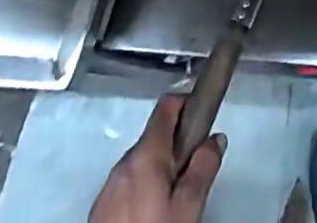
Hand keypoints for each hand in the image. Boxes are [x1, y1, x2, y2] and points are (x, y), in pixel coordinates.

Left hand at [89, 95, 225, 222]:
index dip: (188, 103)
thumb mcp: (188, 207)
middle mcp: (123, 163)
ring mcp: (109, 187)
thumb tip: (215, 138)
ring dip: (161, 168)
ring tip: (176, 198)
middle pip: (155, 136)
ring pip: (142, 162)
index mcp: (145, 155)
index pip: (166, 106)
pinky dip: (144, 187)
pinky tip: (153, 214)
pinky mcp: (101, 209)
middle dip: (178, 146)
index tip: (204, 118)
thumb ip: (203, 168)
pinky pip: (128, 183)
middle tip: (195, 170)